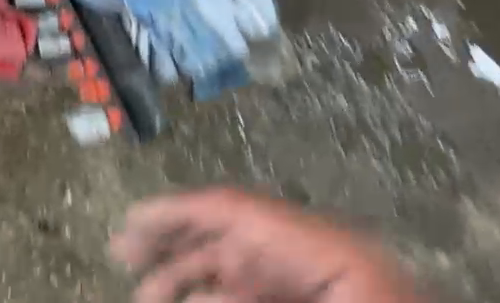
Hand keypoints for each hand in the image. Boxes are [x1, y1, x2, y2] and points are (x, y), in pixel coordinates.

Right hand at [112, 188, 426, 302]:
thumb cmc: (378, 295)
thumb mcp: (322, 301)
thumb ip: (253, 286)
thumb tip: (198, 287)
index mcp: (325, 238)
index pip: (233, 205)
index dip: (174, 208)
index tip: (130, 215)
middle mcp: (317, 247)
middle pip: (226, 232)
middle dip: (171, 242)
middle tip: (121, 250)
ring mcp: (320, 276)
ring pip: (235, 265)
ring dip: (186, 275)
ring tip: (144, 292)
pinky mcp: (317, 294)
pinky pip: (253, 288)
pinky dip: (216, 293)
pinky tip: (187, 299)